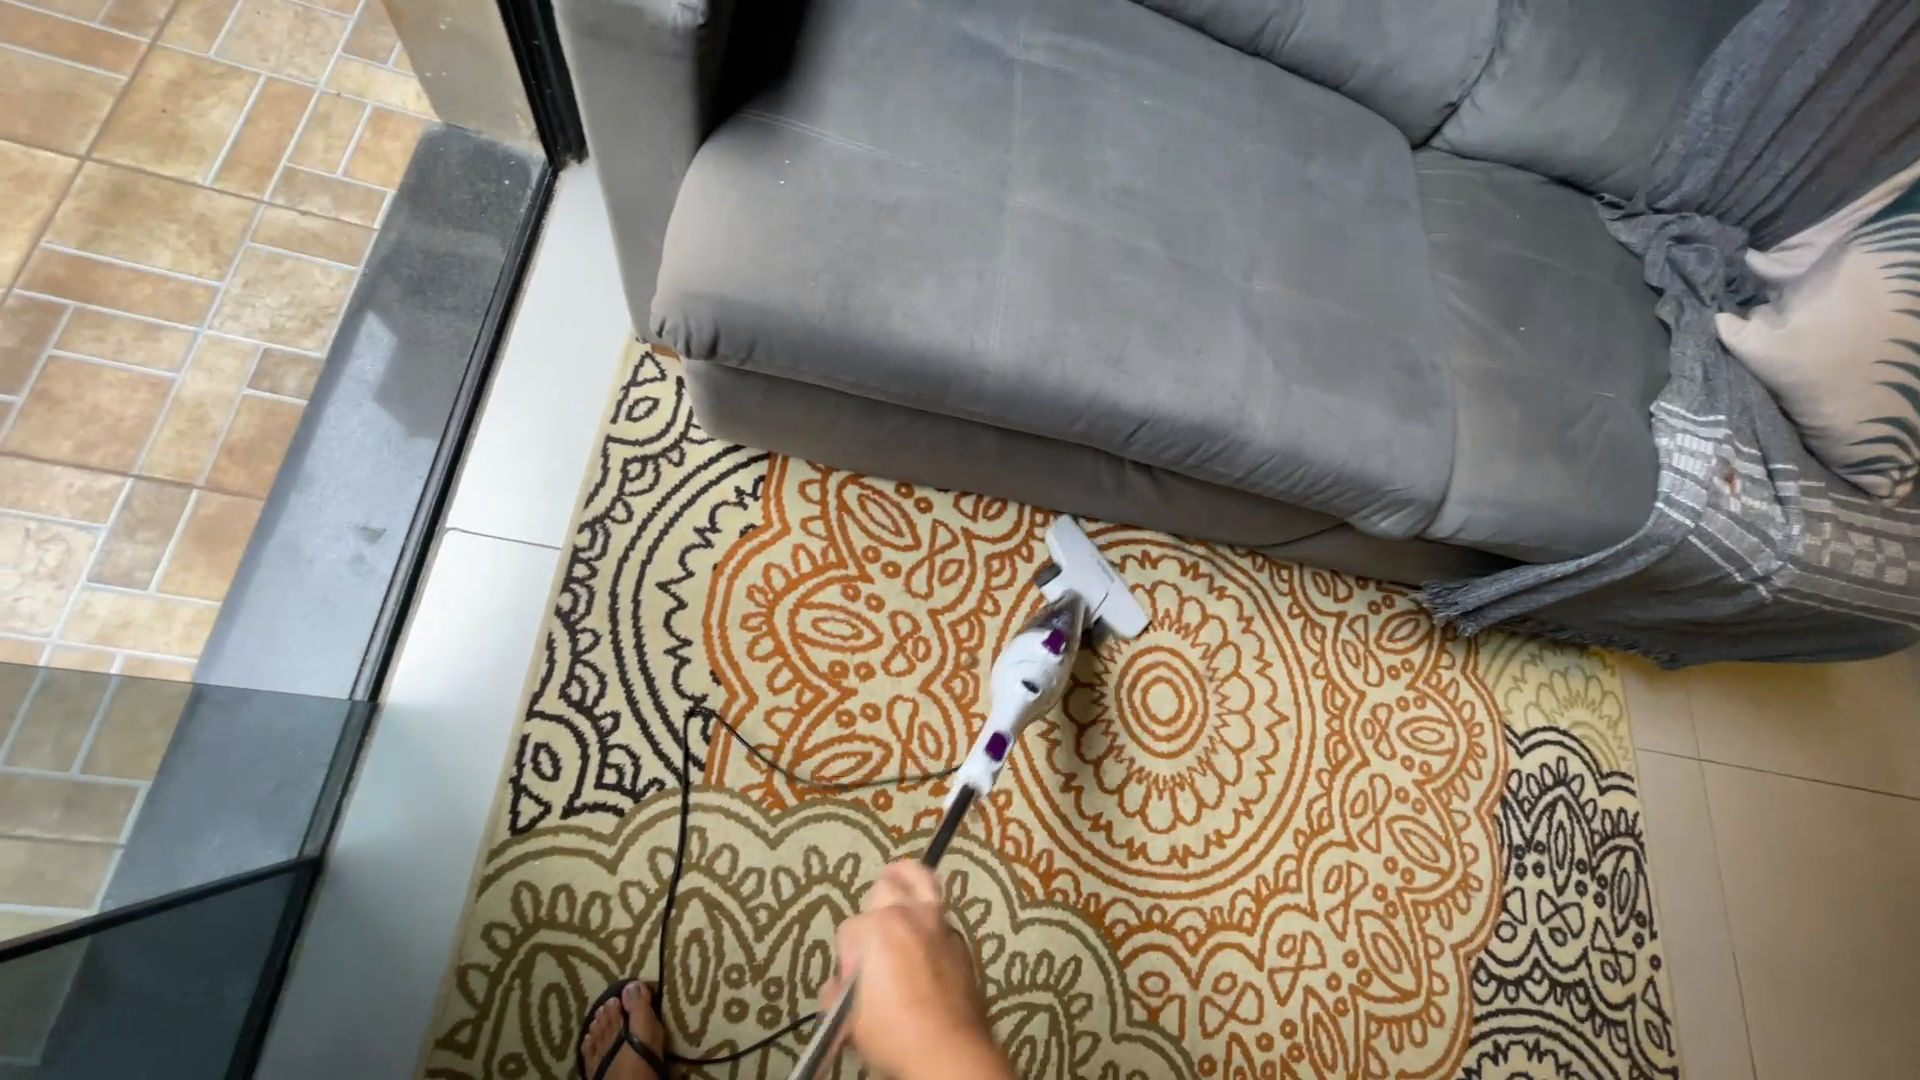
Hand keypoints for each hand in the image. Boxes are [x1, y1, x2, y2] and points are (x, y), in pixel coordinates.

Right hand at [819, 861, 1011, 1079]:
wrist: (947, 1048)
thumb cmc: (893, 1032)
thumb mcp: (849, 1020)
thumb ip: (836, 995)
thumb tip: (838, 987)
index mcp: (874, 930)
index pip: (849, 929)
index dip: (846, 954)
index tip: (851, 980)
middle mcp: (906, 915)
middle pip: (885, 886)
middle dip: (874, 900)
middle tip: (872, 918)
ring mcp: (937, 924)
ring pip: (923, 880)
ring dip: (909, 878)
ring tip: (901, 875)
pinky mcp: (959, 940)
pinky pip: (942, 917)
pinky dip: (932, 918)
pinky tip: (927, 935)